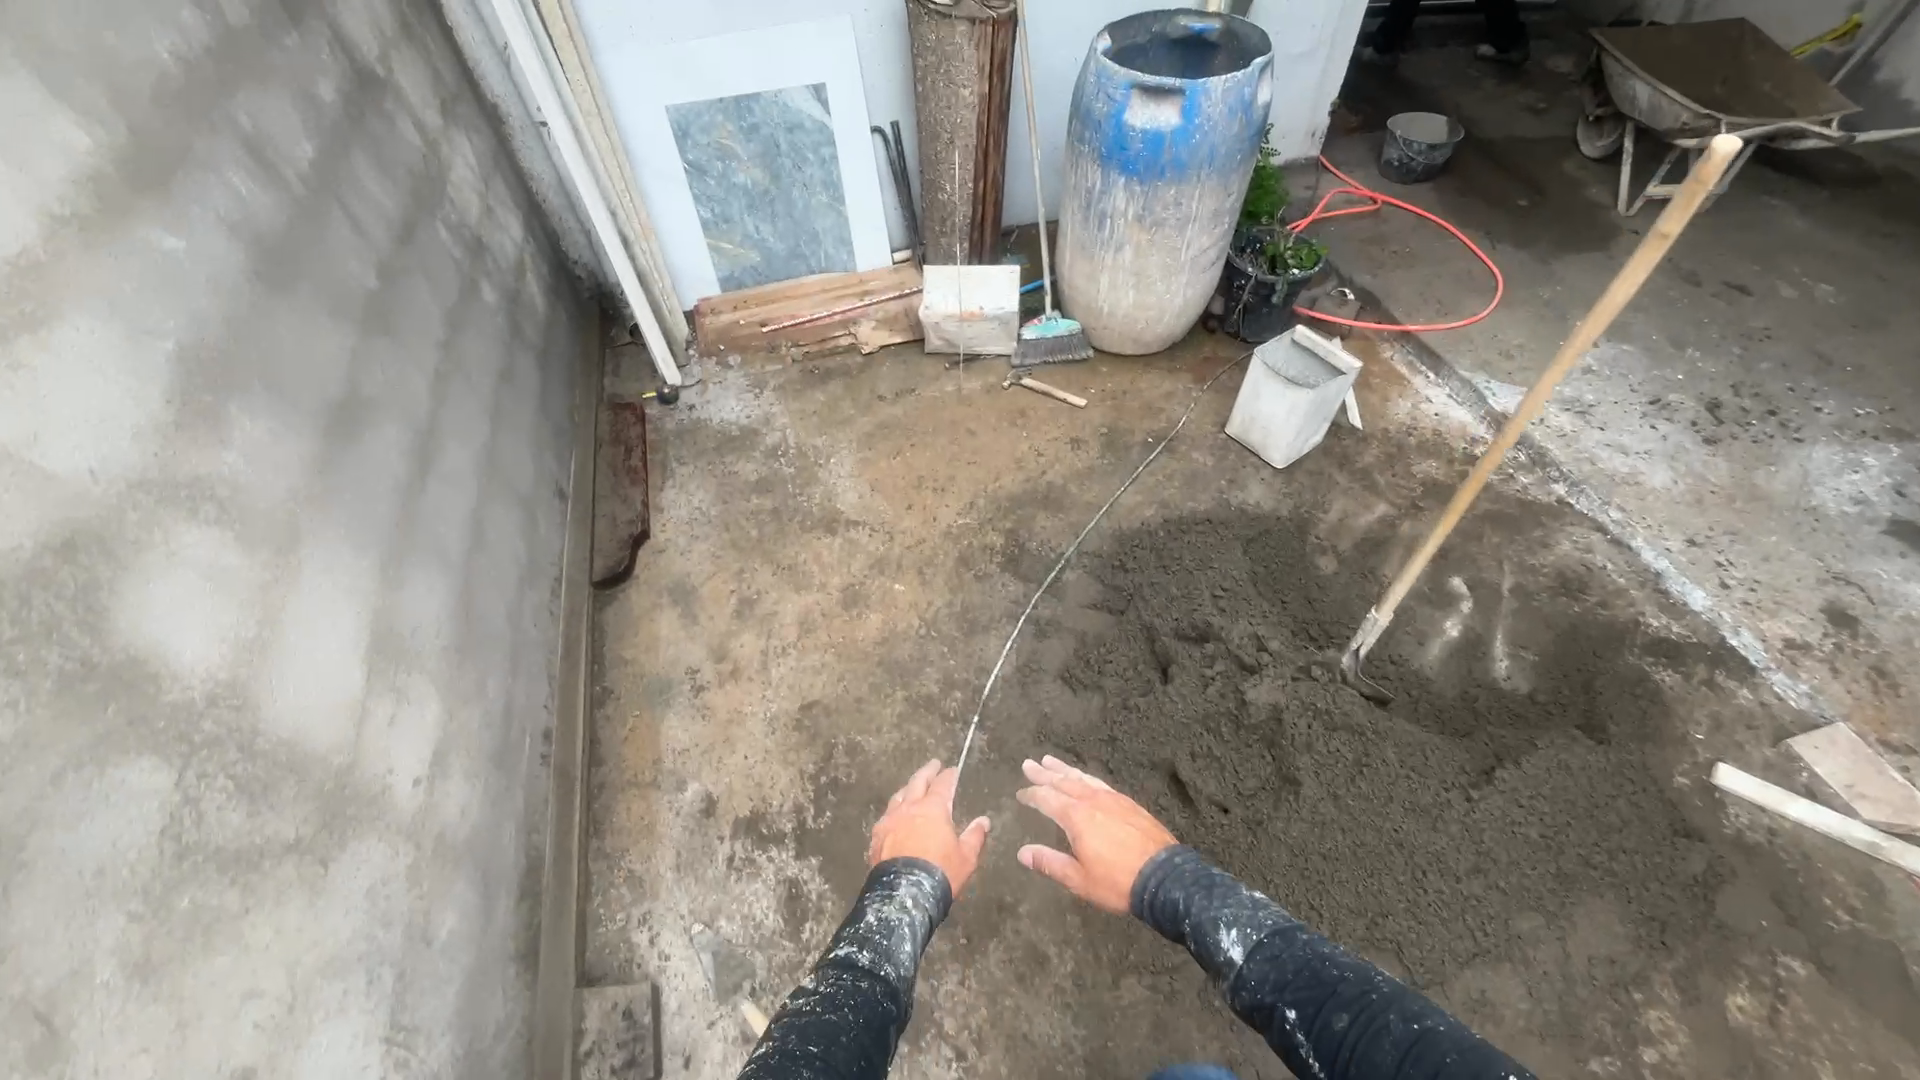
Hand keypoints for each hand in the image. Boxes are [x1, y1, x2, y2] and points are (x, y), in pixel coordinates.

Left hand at [867, 760, 990, 894]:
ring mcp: (890, 821)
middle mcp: (910, 808)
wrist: (904, 896)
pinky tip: (895, 814)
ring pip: (899, 796)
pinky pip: (886, 815)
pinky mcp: (877, 836)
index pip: (943, 785)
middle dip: (927, 772)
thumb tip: (983, 821)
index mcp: (933, 809)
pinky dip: (894, 809)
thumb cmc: (940, 874)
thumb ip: (974, 836)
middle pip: (917, 782)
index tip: (953, 770)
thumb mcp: (966, 857)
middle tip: (933, 764)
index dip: (949, 776)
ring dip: (908, 788)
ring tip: (913, 785)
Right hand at [1015, 755, 1176, 914]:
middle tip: (1028, 763)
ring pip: (1082, 778)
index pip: (1047, 799)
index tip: (1020, 793)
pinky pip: (1100, 783)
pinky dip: (1086, 777)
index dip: (1031, 795)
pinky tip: (1085, 778)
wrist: (1164, 877)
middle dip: (1044, 773)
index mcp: (1076, 817)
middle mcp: (1092, 801)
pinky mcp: (1128, 803)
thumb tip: (1022, 852)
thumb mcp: (1078, 879)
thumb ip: (1049, 863)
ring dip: (1064, 769)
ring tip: (1050, 761)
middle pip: (1063, 782)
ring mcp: (1112, 799)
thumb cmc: (1117, 882)